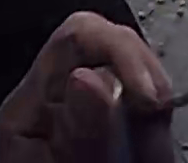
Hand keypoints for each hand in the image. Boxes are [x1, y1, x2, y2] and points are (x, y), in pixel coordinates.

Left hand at [0, 12, 174, 162]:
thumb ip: (78, 139)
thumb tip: (91, 77)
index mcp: (32, 105)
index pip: (79, 37)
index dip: (122, 51)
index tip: (154, 101)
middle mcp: (58, 100)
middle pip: (115, 55)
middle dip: (147, 95)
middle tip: (155, 155)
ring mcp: (85, 119)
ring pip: (137, 91)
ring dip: (155, 133)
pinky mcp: (109, 140)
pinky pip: (142, 126)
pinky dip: (154, 149)